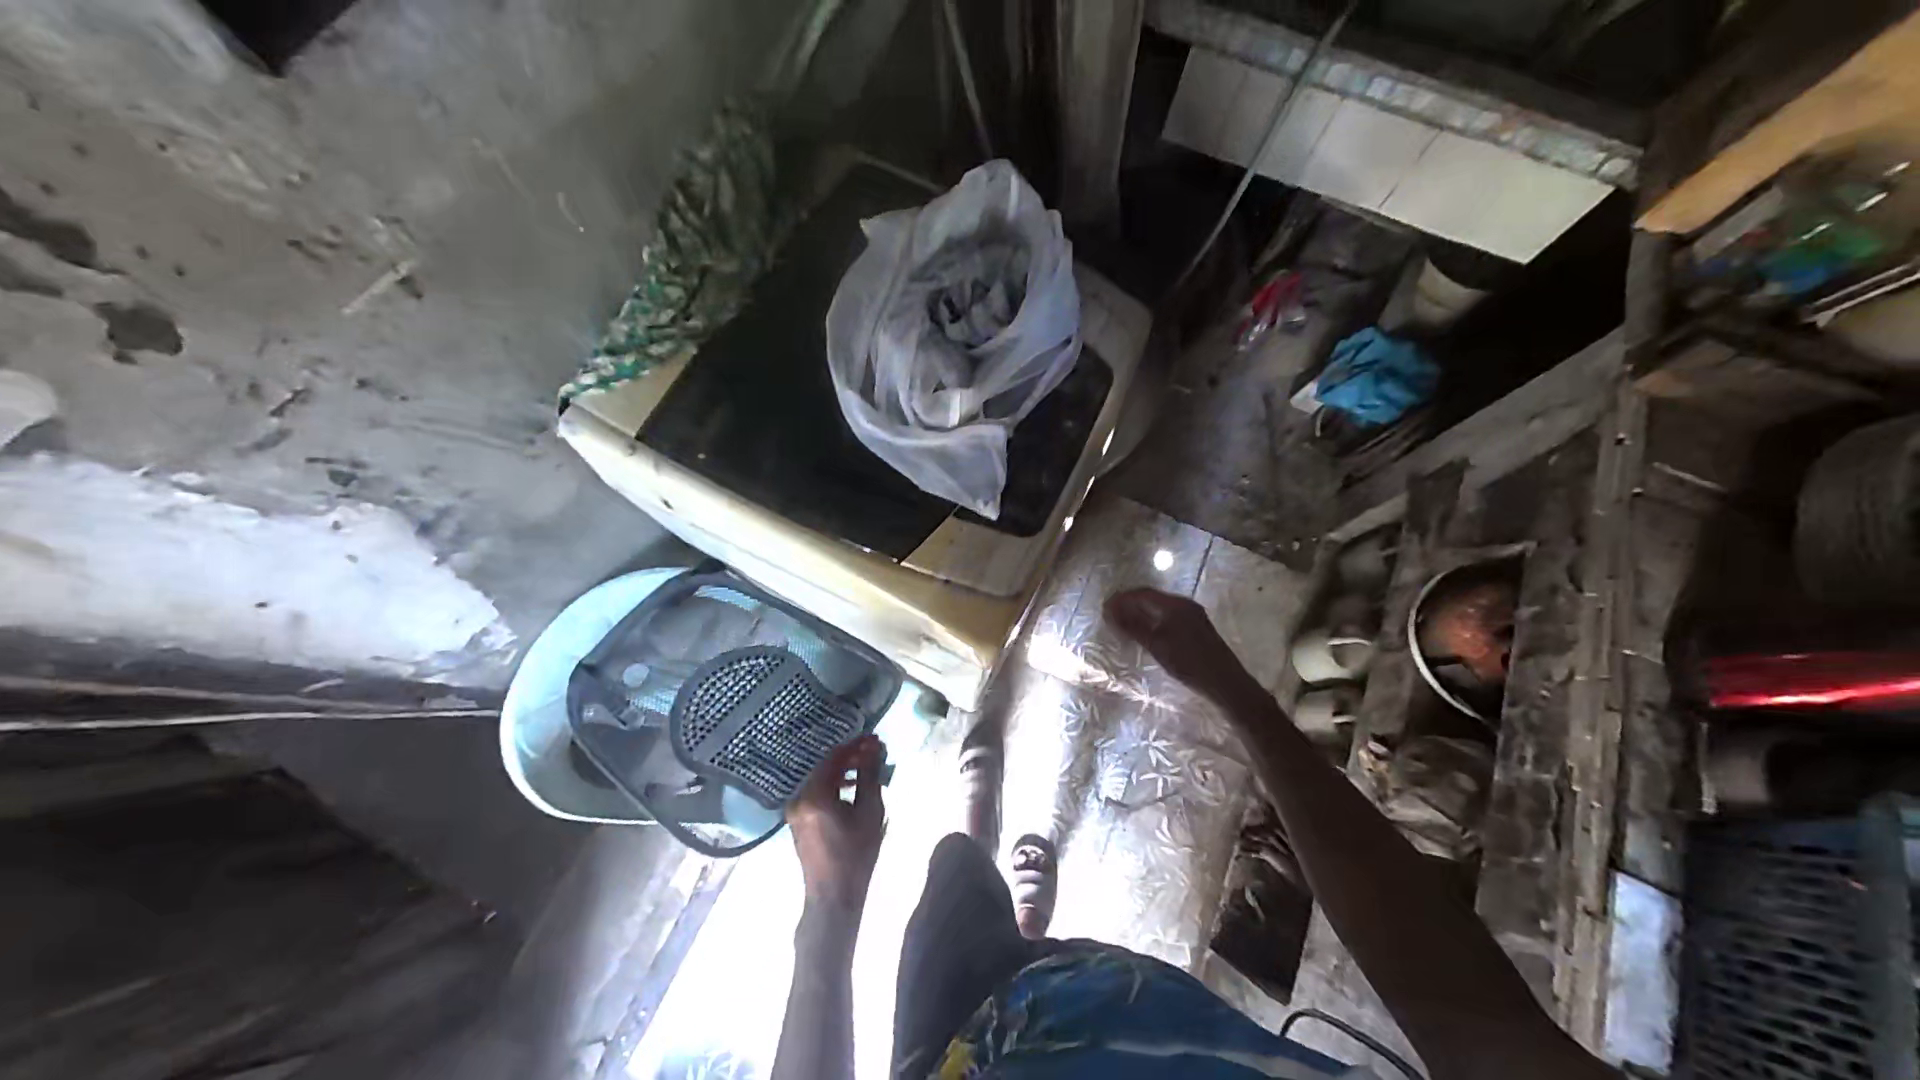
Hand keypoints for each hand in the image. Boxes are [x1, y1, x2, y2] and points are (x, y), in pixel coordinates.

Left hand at [787, 734, 885, 915]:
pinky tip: (851, 788)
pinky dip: (833, 785)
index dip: (856, 745)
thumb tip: (873, 747)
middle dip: (851, 756)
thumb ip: (869, 776)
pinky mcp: (798, 819)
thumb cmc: (856, 855)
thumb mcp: (869, 811)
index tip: (876, 740)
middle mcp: (798, 797)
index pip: (835, 757)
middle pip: (826, 766)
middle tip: (875, 752)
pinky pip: (816, 791)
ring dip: (843, 770)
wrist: (833, 897)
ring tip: (867, 768)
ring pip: (821, 778)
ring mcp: (795, 809)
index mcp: (814, 794)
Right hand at [1104, 588, 1248, 695]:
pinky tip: (1144, 632)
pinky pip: (1167, 615)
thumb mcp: (1156, 645)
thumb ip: (1132, 627)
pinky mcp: (1196, 626)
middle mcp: (1184, 604)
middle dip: (1129, 604)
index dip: (1122, 599)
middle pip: (1151, 598)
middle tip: (1110, 616)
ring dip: (1140, 612)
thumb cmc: (1189, 663)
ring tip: (1123, 624)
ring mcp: (1192, 615)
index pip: (1142, 593)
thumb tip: (1110, 611)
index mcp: (1175, 605)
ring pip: (1159, 607)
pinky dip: (1152, 620)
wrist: (1225, 683)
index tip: (1104, 607)